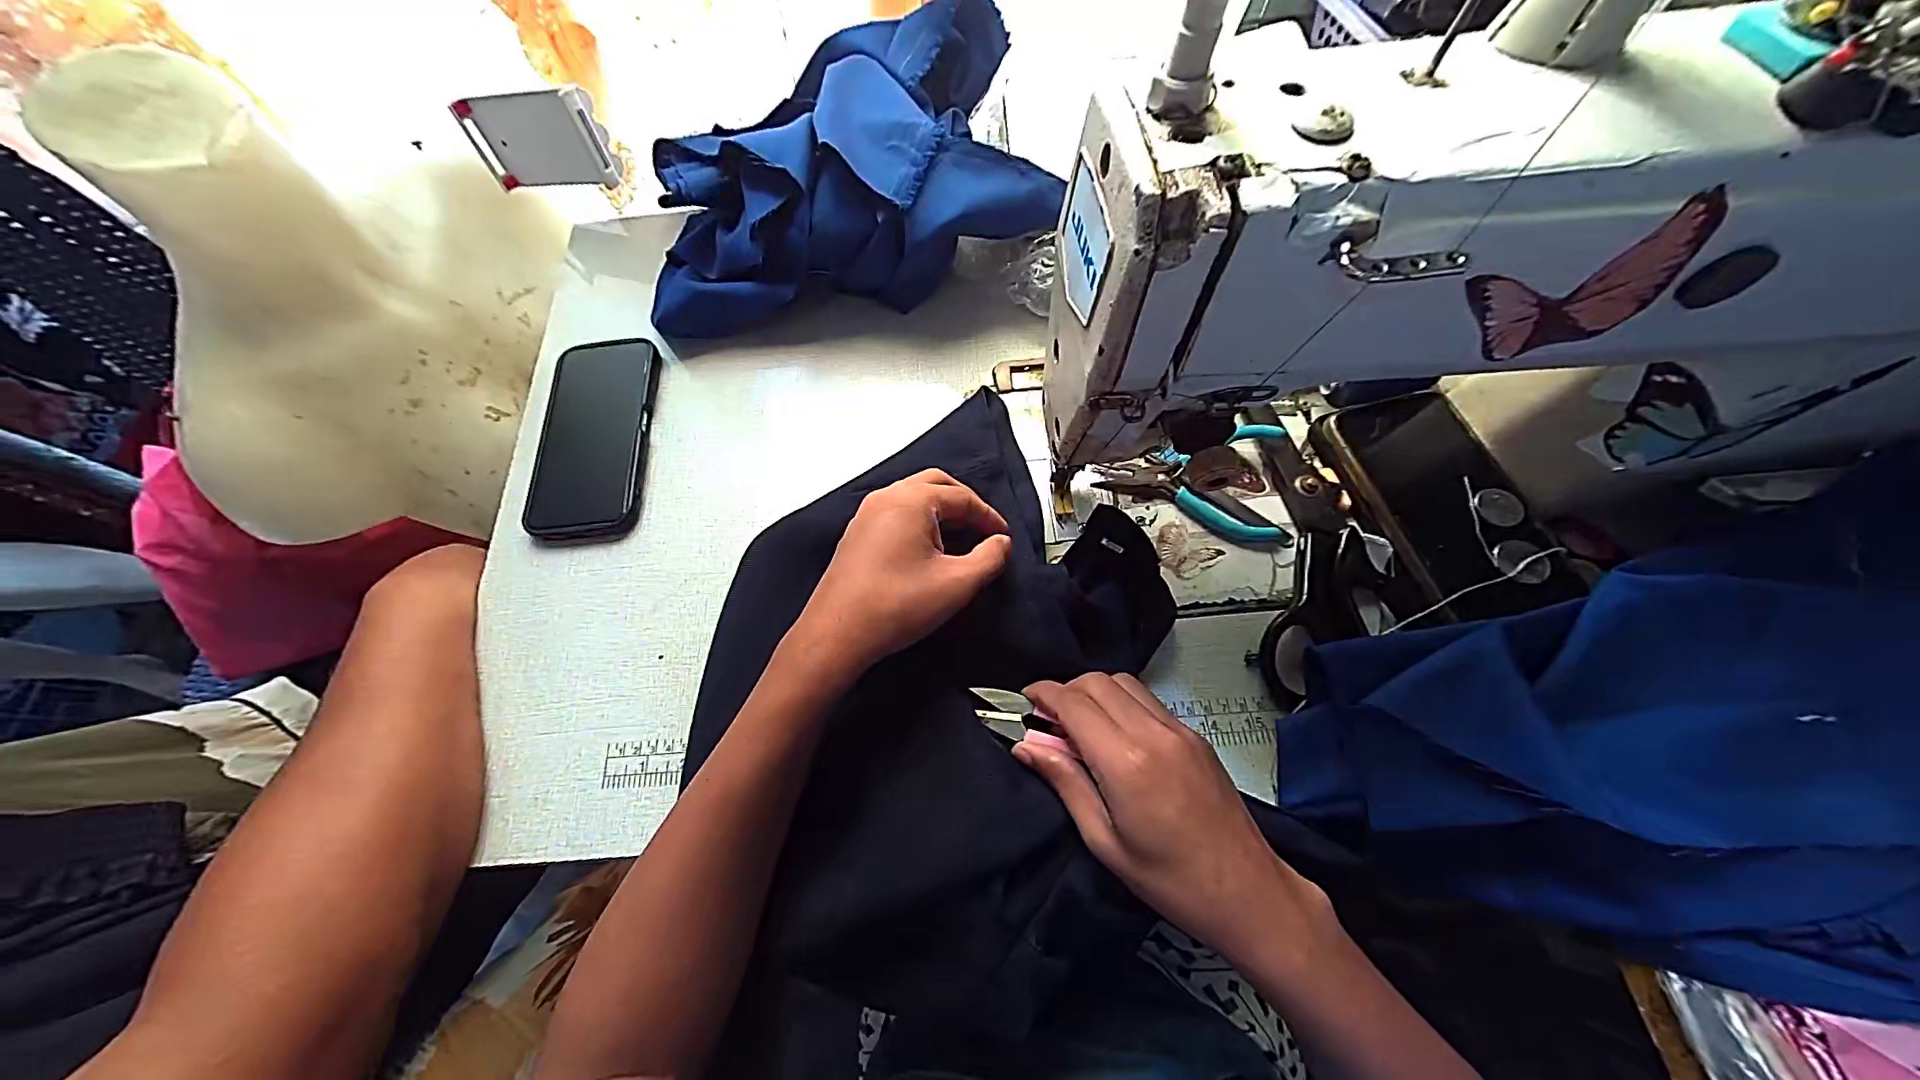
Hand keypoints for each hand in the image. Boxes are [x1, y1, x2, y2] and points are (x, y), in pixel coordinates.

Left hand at [789, 469, 1012, 677]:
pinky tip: (929, 552)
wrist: (837, 634)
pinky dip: (919, 523)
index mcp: (910, 501)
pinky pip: (895, 515)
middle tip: (983, 528)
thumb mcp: (958, 584)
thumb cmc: (892, 607)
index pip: (962, 496)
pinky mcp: (857, 536)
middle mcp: (884, 499)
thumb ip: (990, 558)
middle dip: (964, 504)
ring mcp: (866, 516)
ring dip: (941, 512)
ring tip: (960, 541)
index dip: (988, 516)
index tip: (1001, 537)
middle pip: (935, 485)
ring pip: (913, 498)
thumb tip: (1001, 544)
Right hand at [1014, 673, 1335, 965]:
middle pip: (1097, 681)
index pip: (1073, 701)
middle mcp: (1155, 734)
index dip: (1041, 695)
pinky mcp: (1195, 735)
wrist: (1248, 892)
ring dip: (1093, 694)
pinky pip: (1147, 700)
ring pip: (1123, 682)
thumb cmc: (1173, 881)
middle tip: (1048, 724)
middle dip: (1065, 692)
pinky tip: (1113, 738)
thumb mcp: (1104, 841)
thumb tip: (1027, 747)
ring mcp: (1180, 730)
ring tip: (1079, 731)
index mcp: (1128, 762)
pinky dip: (1120, 704)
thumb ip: (1065, 783)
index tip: (1023, 704)